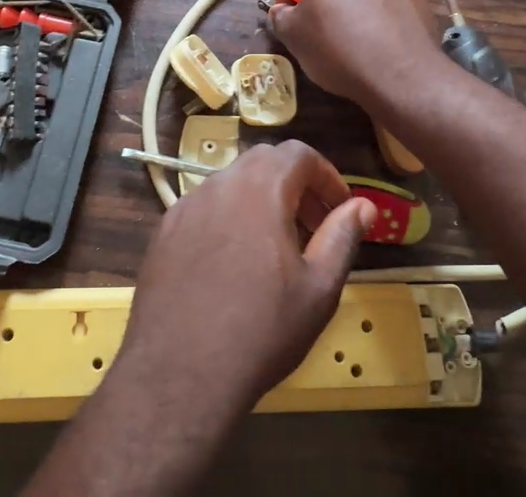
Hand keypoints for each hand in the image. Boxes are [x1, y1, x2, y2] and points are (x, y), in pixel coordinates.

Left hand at [117, 141, 376, 414]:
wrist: (179, 372)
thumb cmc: (261, 330)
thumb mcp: (319, 289)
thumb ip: (342, 238)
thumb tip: (363, 207)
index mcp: (260, 189)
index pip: (298, 153)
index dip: (326, 175)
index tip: (340, 209)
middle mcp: (218, 186)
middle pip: (262, 163)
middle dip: (294, 185)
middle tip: (312, 226)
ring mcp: (183, 208)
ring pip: (230, 185)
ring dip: (259, 202)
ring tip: (275, 250)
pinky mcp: (162, 234)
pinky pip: (203, 211)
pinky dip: (227, 220)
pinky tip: (232, 267)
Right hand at [267, 0, 445, 112]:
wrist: (400, 74)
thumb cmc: (336, 49)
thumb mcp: (293, 36)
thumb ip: (280, 15)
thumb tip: (283, 9)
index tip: (290, 11)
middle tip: (318, 26)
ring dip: (350, 3)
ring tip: (351, 37)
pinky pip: (385, 0)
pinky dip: (377, 14)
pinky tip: (377, 42)